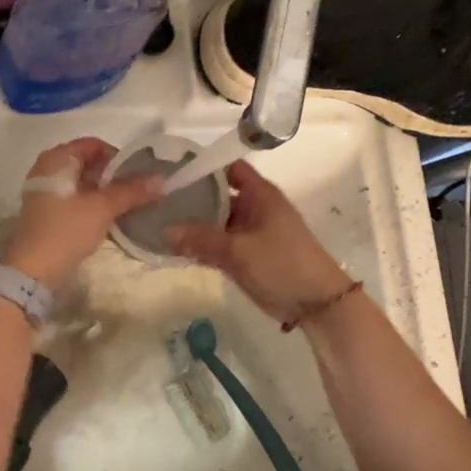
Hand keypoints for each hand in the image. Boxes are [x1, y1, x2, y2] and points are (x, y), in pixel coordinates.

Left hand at [5, 138, 164, 291]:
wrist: (34, 269)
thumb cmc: (67, 230)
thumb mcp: (102, 208)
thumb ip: (132, 191)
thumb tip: (161, 179)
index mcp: (57, 159)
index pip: (93, 144)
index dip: (118, 156)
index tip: (137, 174)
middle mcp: (48, 169)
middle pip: (88, 164)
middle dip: (114, 177)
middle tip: (137, 192)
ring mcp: (46, 192)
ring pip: (82, 184)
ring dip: (105, 193)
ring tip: (128, 206)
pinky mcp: (47, 213)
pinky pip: (75, 201)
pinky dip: (93, 206)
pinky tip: (111, 219)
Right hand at [165, 160, 354, 323]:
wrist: (315, 303)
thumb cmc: (282, 264)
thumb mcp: (239, 250)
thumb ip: (200, 239)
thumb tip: (164, 231)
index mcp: (261, 194)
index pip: (229, 168)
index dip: (204, 166)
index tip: (172, 170)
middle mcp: (254, 209)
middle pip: (218, 196)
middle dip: (191, 198)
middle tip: (156, 201)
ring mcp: (249, 234)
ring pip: (215, 224)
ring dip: (192, 226)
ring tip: (156, 223)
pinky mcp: (245, 258)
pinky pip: (217, 246)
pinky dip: (199, 247)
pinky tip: (172, 249)